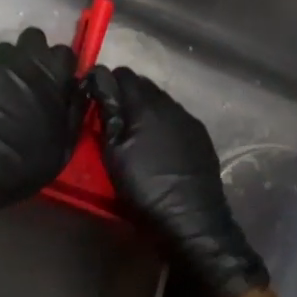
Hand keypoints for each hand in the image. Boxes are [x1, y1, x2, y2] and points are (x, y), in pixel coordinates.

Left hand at [0, 28, 81, 275]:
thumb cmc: (24, 162)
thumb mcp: (64, 145)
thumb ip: (75, 110)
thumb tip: (80, 88)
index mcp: (50, 75)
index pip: (63, 51)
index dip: (62, 65)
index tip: (59, 81)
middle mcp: (21, 61)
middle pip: (33, 38)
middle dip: (35, 52)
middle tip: (32, 77)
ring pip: (5, 50)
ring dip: (9, 63)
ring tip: (7, 88)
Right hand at [85, 66, 267, 296]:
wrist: (193, 222)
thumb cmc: (145, 188)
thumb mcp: (114, 154)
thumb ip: (107, 114)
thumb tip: (98, 82)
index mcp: (146, 105)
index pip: (122, 74)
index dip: (106, 83)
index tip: (95, 100)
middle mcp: (171, 105)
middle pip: (143, 84)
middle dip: (125, 94)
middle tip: (111, 118)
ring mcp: (189, 120)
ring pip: (161, 100)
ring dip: (145, 108)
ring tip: (134, 131)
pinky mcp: (201, 136)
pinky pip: (176, 117)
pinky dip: (162, 122)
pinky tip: (158, 144)